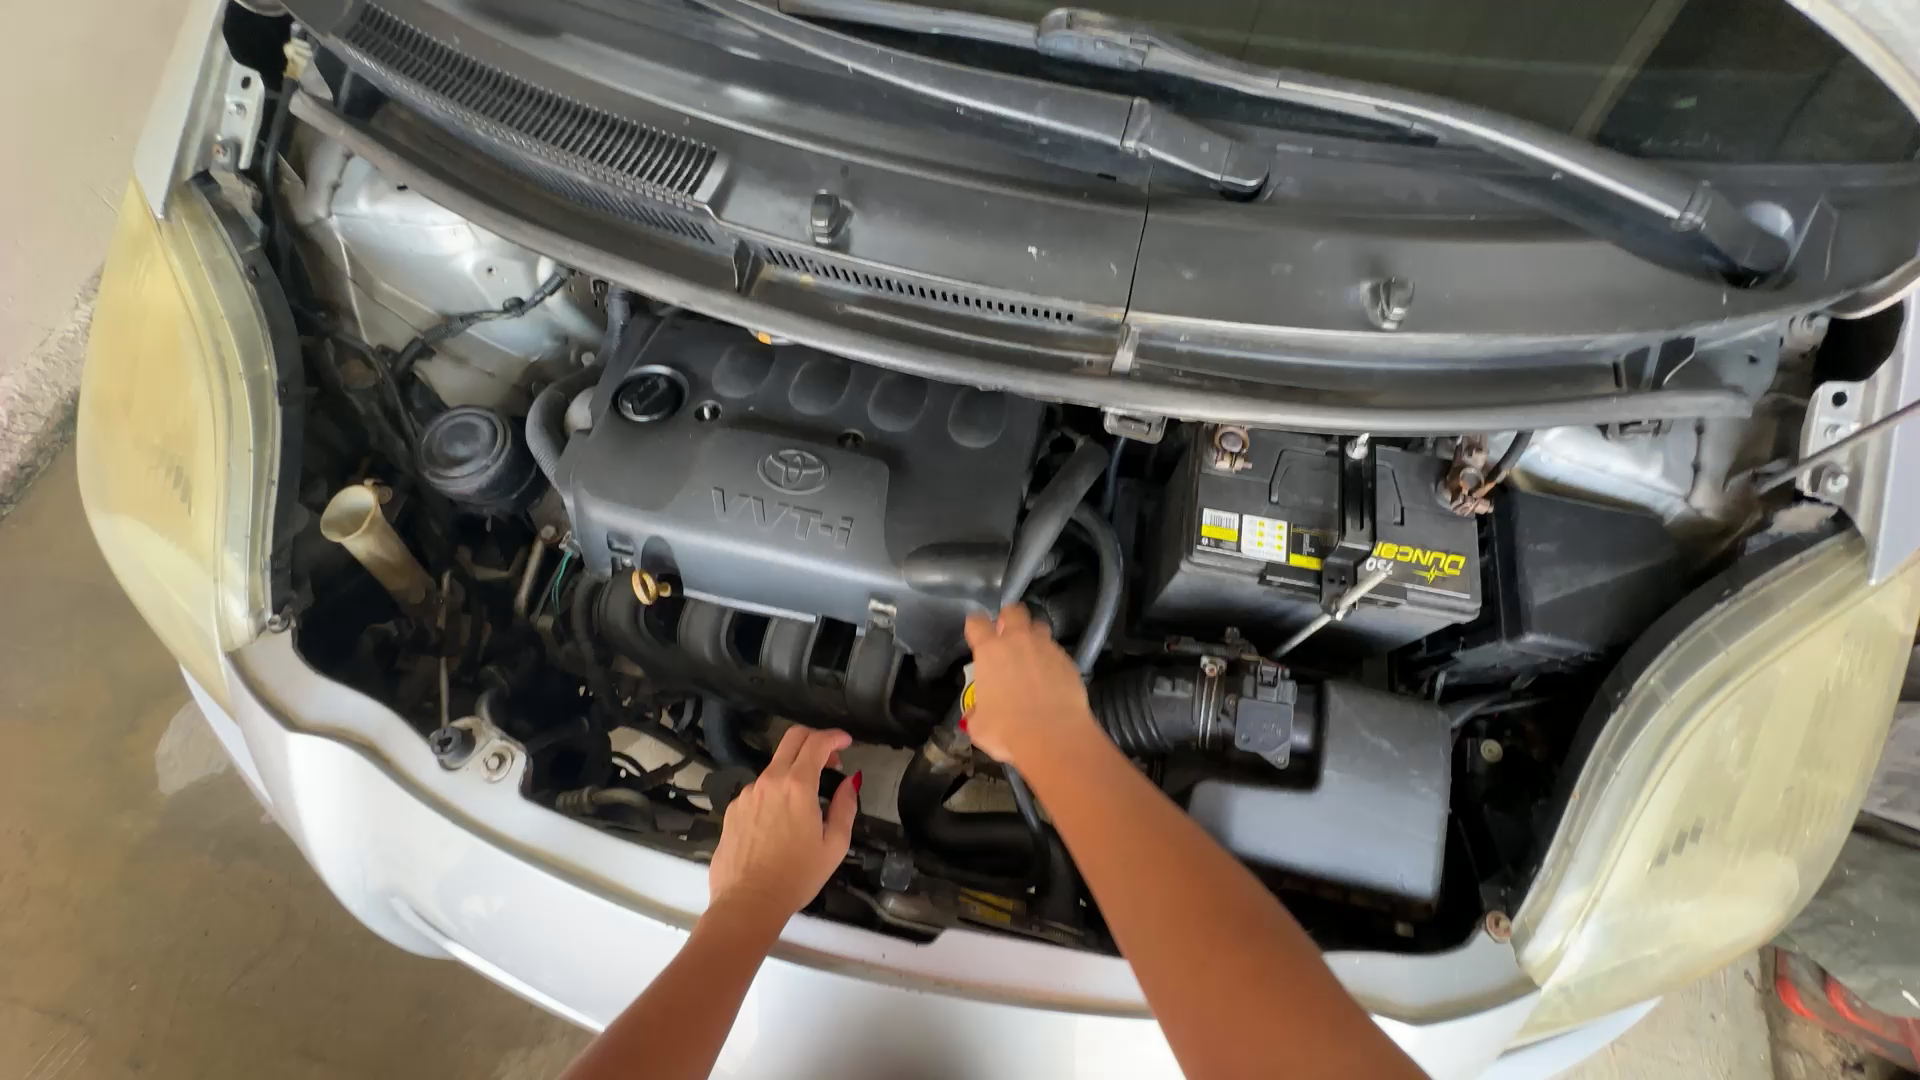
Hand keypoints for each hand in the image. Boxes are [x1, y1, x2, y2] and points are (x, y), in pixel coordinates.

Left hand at [707, 726, 859, 928]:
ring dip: (794, 771)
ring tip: (805, 801)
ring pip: (775, 767)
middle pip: (792, 738)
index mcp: (797, 785)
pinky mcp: (733, 810)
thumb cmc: (796, 877)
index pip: (817, 742)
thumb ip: (845, 806)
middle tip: (830, 759)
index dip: (835, 736)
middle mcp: (769, 781)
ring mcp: (747, 794)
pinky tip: (779, 821)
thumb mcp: (834, 845)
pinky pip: (758, 790)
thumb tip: (850, 782)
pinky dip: (774, 793)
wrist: (747, 904)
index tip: (846, 741)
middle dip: (815, 739)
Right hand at [962, 604, 1099, 769]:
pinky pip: (1057, 651)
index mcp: (990, 651)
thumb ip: (976, 713)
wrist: (1053, 735)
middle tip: (1008, 634)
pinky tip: (1052, 678)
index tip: (976, 634)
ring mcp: (1046, 648)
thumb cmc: (1007, 729)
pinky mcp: (1068, 661)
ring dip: (1034, 635)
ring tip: (1032, 654)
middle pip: (1014, 611)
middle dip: (1009, 617)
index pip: (977, 623)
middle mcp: (1018, 641)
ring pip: (1040, 626)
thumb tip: (976, 714)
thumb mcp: (979, 726)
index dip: (975, 626)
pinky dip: (1052, 659)